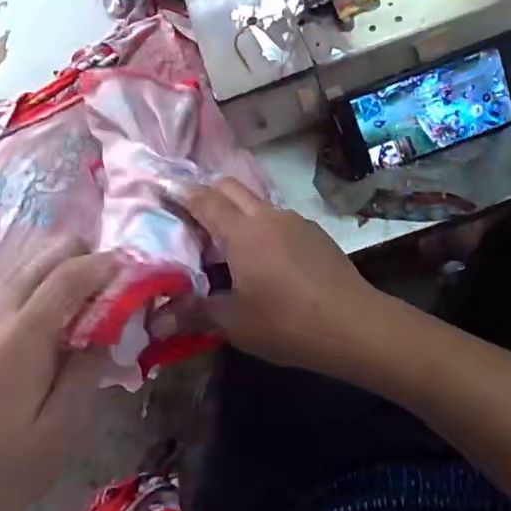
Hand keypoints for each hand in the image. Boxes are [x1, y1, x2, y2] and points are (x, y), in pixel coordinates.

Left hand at [0, 246, 120, 510]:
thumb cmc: (10, 469)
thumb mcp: (65, 424)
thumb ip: (92, 362)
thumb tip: (114, 319)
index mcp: (16, 339)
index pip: (69, 274)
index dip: (108, 264)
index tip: (138, 270)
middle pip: (49, 251)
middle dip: (89, 257)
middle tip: (115, 288)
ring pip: (33, 257)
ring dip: (67, 265)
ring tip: (91, 300)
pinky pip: (17, 274)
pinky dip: (45, 277)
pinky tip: (59, 312)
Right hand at [180, 179, 390, 371]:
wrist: (353, 323)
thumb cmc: (286, 322)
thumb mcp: (234, 322)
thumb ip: (194, 313)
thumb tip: (156, 321)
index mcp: (243, 231)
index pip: (205, 200)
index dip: (181, 194)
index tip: (163, 189)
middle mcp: (268, 215)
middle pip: (232, 188)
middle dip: (208, 194)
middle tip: (189, 216)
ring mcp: (296, 221)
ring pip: (258, 202)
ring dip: (237, 211)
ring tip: (224, 242)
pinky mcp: (315, 234)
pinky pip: (279, 220)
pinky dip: (261, 227)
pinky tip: (263, 258)